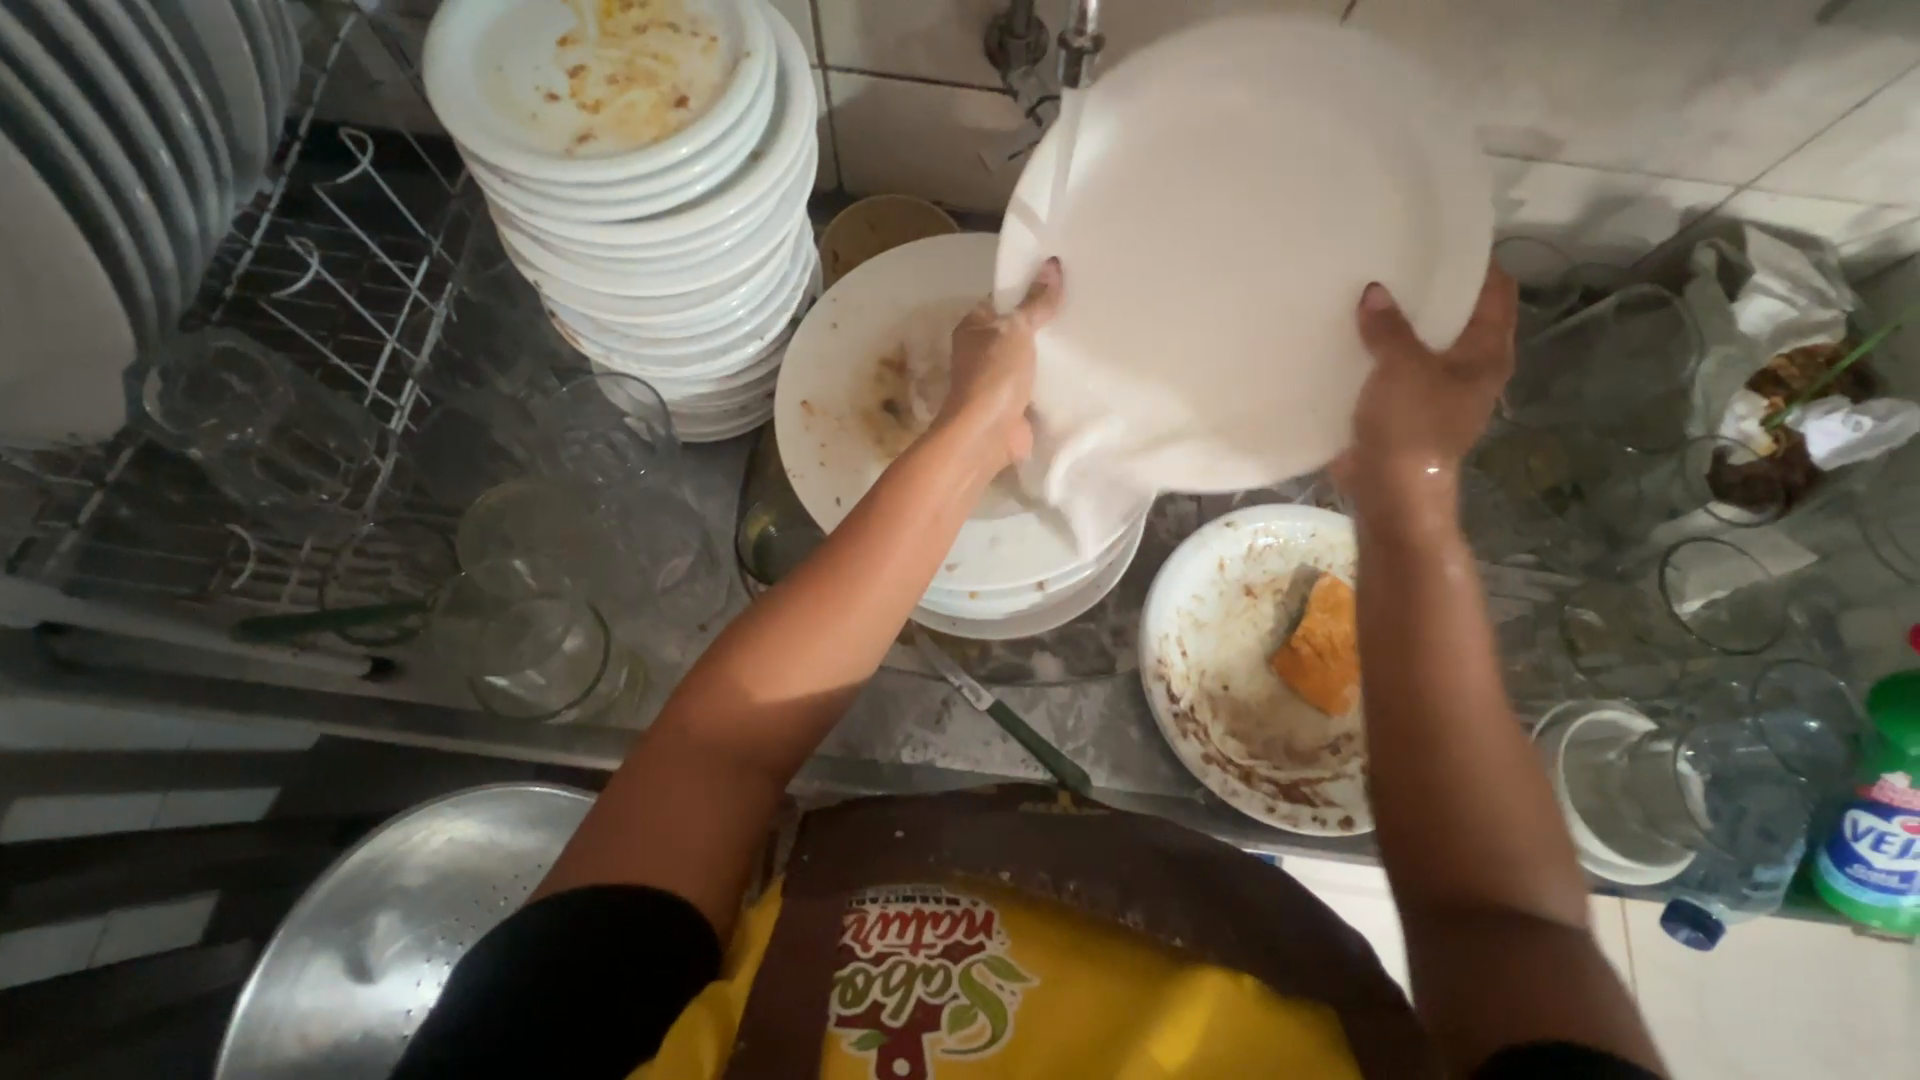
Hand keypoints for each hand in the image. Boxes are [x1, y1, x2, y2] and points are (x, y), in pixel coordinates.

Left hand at [936, 257, 1063, 470]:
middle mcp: (983, 352)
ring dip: (1052, 354)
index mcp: (974, 327)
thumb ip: (1035, 302)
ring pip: (1030, 358)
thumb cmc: (994, 374)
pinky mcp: (1016, 403)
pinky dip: (1055, 380)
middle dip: (1045, 323)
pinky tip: (1081, 369)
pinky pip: (1039, 384)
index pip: (1002, 299)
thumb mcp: (1016, 329)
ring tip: (1087, 333)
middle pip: (1019, 330)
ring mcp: (999, 380)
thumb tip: (1051, 263)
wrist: (987, 433)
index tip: (1061, 280)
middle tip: (1081, 305)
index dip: (1028, 289)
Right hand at [1338, 260, 1517, 512]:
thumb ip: (1389, 327)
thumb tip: (1375, 291)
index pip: (1496, 292)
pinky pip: (1392, 374)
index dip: (1477, 264)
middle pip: (1457, 318)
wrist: (1390, 491)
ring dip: (1400, 327)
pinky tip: (1350, 343)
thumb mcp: (1401, 367)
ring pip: (1422, 347)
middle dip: (1431, 293)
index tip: (1444, 241)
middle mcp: (1469, 371)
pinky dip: (1377, 358)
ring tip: (1369, 298)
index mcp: (1487, 354)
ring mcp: (1436, 394)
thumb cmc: (1412, 426)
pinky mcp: (1404, 414)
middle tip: (1396, 264)